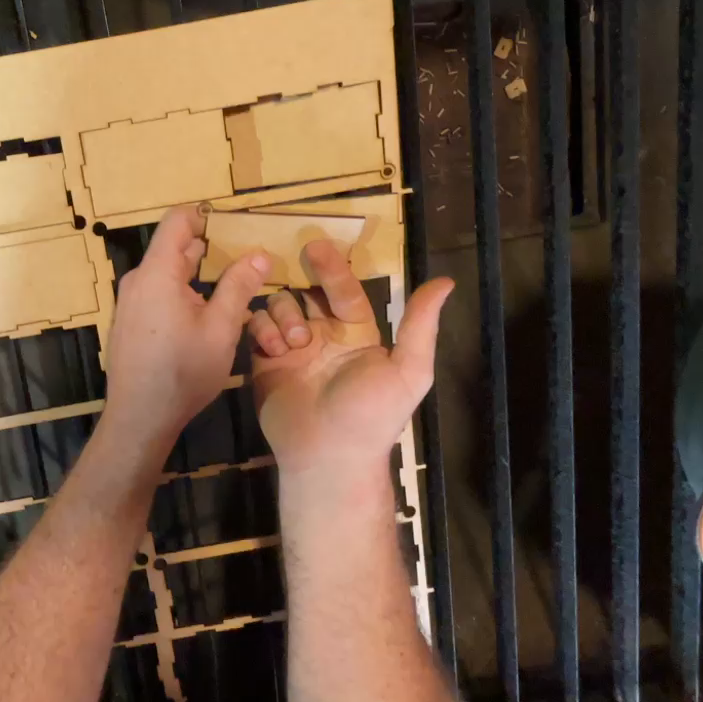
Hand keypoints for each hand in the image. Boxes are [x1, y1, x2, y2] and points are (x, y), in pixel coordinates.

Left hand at [101, 206, 270, 450]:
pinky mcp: (129, 322)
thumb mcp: (221, 329)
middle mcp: (138, 280)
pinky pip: (158, 294)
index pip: (177, 220)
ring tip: (233, 288)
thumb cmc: (183, 371)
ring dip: (198, 276)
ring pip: (168, 274)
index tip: (236, 226)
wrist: (139, 417)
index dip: (206, 216)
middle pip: (174, 248)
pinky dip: (182, 294)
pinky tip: (206, 316)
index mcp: (157, 272)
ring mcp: (130, 302)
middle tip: (246, 260)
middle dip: (210, 249)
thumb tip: (259, 254)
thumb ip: (239, 286)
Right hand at [248, 240, 451, 494]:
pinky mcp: (264, 363)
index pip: (343, 291)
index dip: (332, 268)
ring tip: (293, 344)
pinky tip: (273, 349)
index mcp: (356, 334)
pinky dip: (262, 330)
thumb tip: (446, 281)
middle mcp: (323, 337)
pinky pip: (256, 328)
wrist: (328, 455)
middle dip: (302, 293)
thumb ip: (420, 325)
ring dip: (284, 316)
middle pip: (306, 294)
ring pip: (279, 307)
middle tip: (302, 304)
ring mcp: (291, 350)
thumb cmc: (371, 414)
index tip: (315, 246)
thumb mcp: (408, 371)